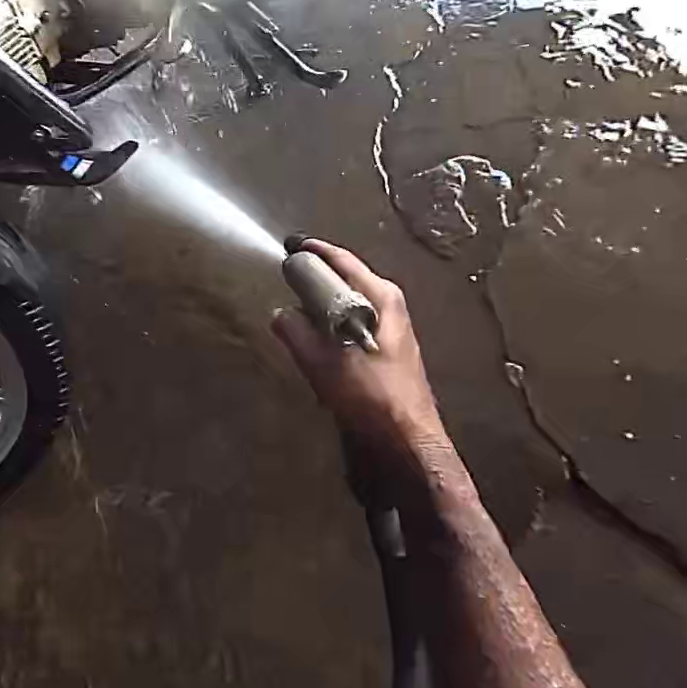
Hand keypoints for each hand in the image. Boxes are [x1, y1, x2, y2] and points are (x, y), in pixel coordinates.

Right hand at [271, 240, 446, 458]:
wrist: (406, 440)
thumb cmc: (370, 395)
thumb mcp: (323, 362)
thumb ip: (296, 332)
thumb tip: (280, 314)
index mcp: (380, 297)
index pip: (342, 260)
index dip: (313, 251)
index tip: (288, 246)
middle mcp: (388, 305)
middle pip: (344, 279)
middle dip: (314, 277)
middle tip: (286, 278)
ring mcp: (390, 328)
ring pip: (346, 303)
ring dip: (320, 303)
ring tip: (295, 308)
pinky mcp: (384, 349)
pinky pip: (349, 323)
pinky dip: (329, 323)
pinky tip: (315, 341)